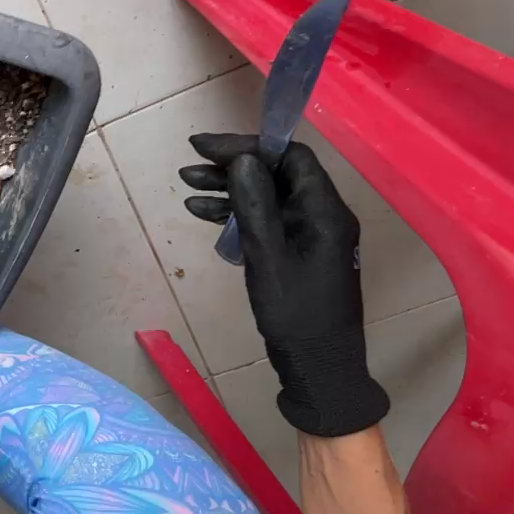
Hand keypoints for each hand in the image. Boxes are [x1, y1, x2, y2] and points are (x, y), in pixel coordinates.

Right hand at [180, 134, 387, 436]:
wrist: (318, 367)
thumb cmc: (296, 313)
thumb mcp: (268, 256)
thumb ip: (255, 205)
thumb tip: (242, 160)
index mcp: (325, 212)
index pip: (291, 157)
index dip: (247, 146)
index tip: (205, 148)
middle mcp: (321, 215)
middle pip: (276, 173)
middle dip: (231, 166)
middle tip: (190, 166)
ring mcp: (309, 233)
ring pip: (266, 195)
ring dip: (228, 188)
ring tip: (188, 187)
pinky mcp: (296, 250)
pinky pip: (265, 218)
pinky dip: (234, 212)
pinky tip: (202, 214)